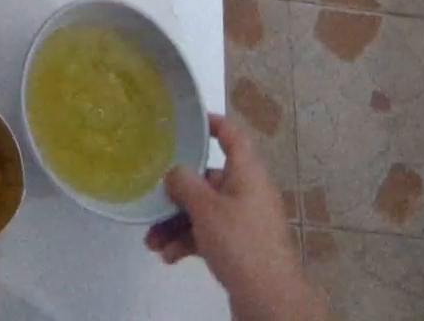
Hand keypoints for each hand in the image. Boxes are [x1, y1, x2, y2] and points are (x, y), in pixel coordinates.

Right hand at [145, 115, 324, 320]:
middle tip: (152, 197)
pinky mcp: (240, 248)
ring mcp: (244, 222)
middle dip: (177, 191)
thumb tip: (174, 172)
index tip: (187, 121)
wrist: (271, 303)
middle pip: (208, 178)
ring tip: (151, 241)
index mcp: (247, 174)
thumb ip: (184, 182)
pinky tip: (168, 256)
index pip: (233, 136)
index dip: (212, 123)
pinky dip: (188, 241)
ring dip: (175, 223)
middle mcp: (247, 193)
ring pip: (203, 211)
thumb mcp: (206, 208)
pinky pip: (208, 234)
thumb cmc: (240, 243)